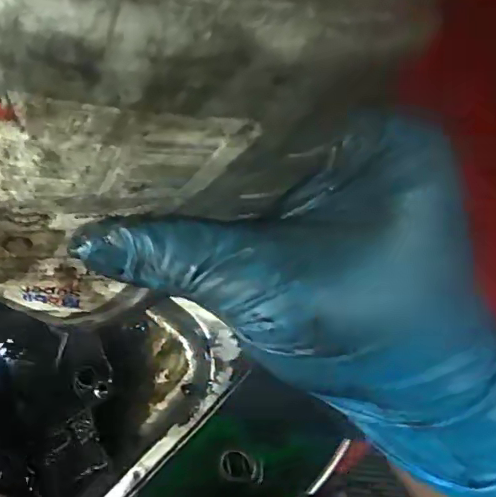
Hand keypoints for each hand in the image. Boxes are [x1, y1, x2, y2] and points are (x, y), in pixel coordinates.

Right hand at [71, 114, 495, 496]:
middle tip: (115, 126)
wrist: (412, 396)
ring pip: (249, 158)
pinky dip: (209, 198)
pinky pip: (252, 189)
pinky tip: (155, 194)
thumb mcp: (268, 290)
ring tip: (122, 154)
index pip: (273, 100)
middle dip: (192, 137)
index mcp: (377, 135)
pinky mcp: (315, 204)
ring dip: (195, 169)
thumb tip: (84, 238)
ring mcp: (337, 171)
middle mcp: (361, 136)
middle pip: (257, 126)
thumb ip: (179, 256)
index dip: (203, 106)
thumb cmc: (368, 336)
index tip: (135, 103)